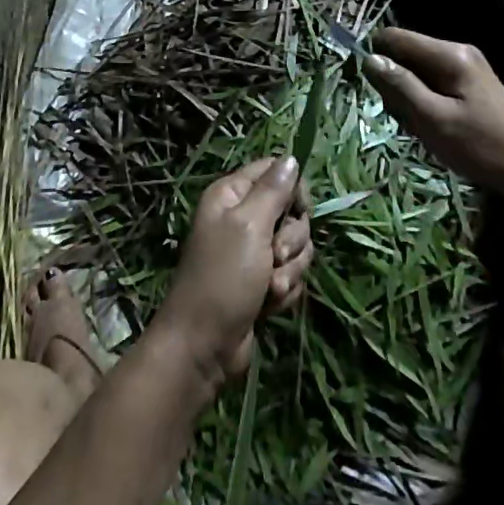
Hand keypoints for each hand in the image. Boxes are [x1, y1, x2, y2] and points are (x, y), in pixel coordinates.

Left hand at [157, 156, 312, 380]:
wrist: (204, 346)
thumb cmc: (223, 278)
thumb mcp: (249, 226)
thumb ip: (273, 190)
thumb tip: (291, 158)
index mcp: (232, 195)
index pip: (274, 170)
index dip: (293, 188)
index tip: (299, 209)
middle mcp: (242, 218)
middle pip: (292, 211)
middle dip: (292, 238)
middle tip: (275, 256)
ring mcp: (253, 252)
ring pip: (296, 245)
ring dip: (290, 268)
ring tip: (270, 287)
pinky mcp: (263, 280)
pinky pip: (292, 273)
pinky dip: (286, 289)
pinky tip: (270, 303)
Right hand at [363, 28, 503, 190]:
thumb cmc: (479, 145)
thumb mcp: (432, 118)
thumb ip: (400, 86)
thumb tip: (368, 59)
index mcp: (449, 53)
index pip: (394, 37)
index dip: (378, 61)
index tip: (378, 94)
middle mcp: (457, 51)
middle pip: (404, 55)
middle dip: (396, 86)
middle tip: (408, 119)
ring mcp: (466, 67)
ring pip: (416, 73)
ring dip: (410, 100)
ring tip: (424, 128)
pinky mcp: (470, 84)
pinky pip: (432, 85)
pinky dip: (425, 105)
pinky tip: (436, 128)